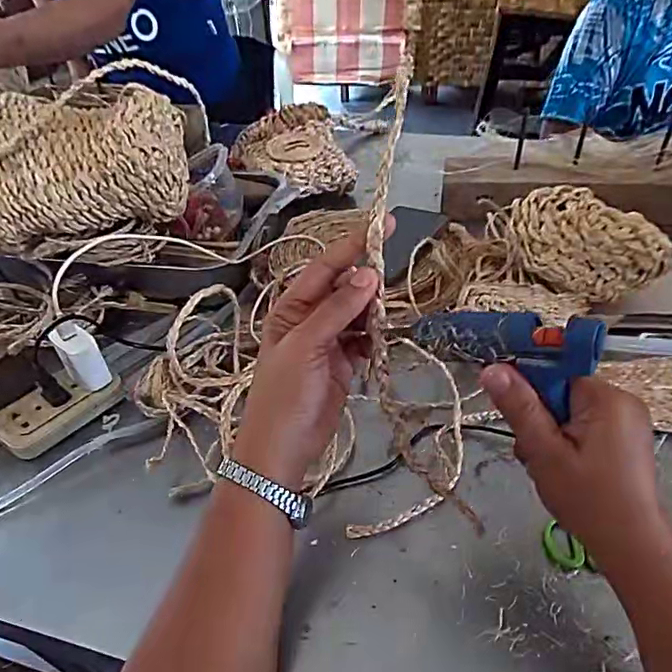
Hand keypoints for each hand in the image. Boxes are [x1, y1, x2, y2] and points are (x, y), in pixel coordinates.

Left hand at [234, 220, 390, 487]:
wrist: (283, 447)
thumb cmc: (284, 394)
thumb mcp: (307, 346)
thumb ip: (338, 310)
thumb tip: (369, 274)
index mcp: (292, 307)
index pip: (327, 267)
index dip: (355, 244)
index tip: (385, 224)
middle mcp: (310, 319)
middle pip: (347, 288)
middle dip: (368, 285)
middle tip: (388, 292)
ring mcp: (329, 342)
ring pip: (360, 314)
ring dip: (375, 314)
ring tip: (383, 323)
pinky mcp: (344, 363)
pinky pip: (366, 340)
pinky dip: (375, 339)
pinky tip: (380, 343)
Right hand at [481, 366, 669, 567]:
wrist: (630, 542)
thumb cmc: (586, 497)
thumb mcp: (544, 451)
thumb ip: (519, 407)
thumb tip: (492, 368)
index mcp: (606, 397)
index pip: (557, 373)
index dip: (531, 392)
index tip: (516, 418)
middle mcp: (622, 401)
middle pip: (563, 394)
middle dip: (541, 421)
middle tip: (535, 455)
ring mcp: (629, 423)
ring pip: (572, 415)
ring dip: (552, 437)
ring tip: (550, 469)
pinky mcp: (628, 442)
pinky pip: (588, 430)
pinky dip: (570, 446)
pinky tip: (565, 472)